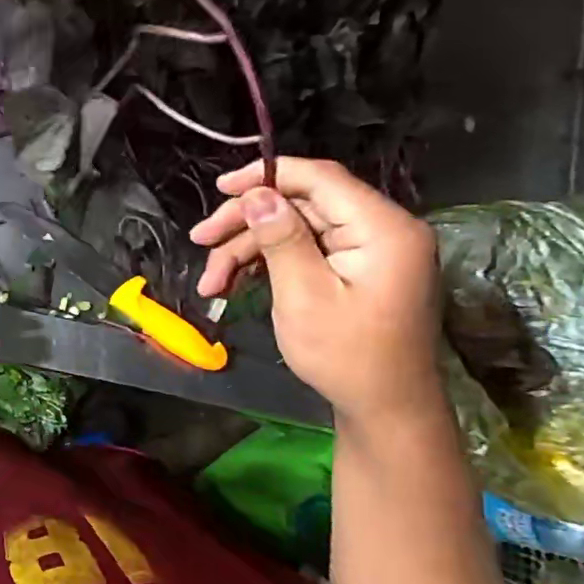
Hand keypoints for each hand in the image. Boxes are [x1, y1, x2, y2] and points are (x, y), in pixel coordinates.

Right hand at [189, 157, 441, 425]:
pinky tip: (235, 283)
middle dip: (246, 223)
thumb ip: (281, 239)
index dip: (266, 176)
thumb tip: (257, 194)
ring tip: (211, 283)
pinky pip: (305, 251)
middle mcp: (380, 229)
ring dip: (248, 250)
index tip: (221, 187)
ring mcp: (369, 251)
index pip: (319, 179)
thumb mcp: (303, 295)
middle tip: (200, 241)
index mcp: (380, 228)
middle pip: (301, 205)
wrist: (384, 407)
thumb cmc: (345, 354)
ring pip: (296, 229)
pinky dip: (268, 264)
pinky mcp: (356, 269)